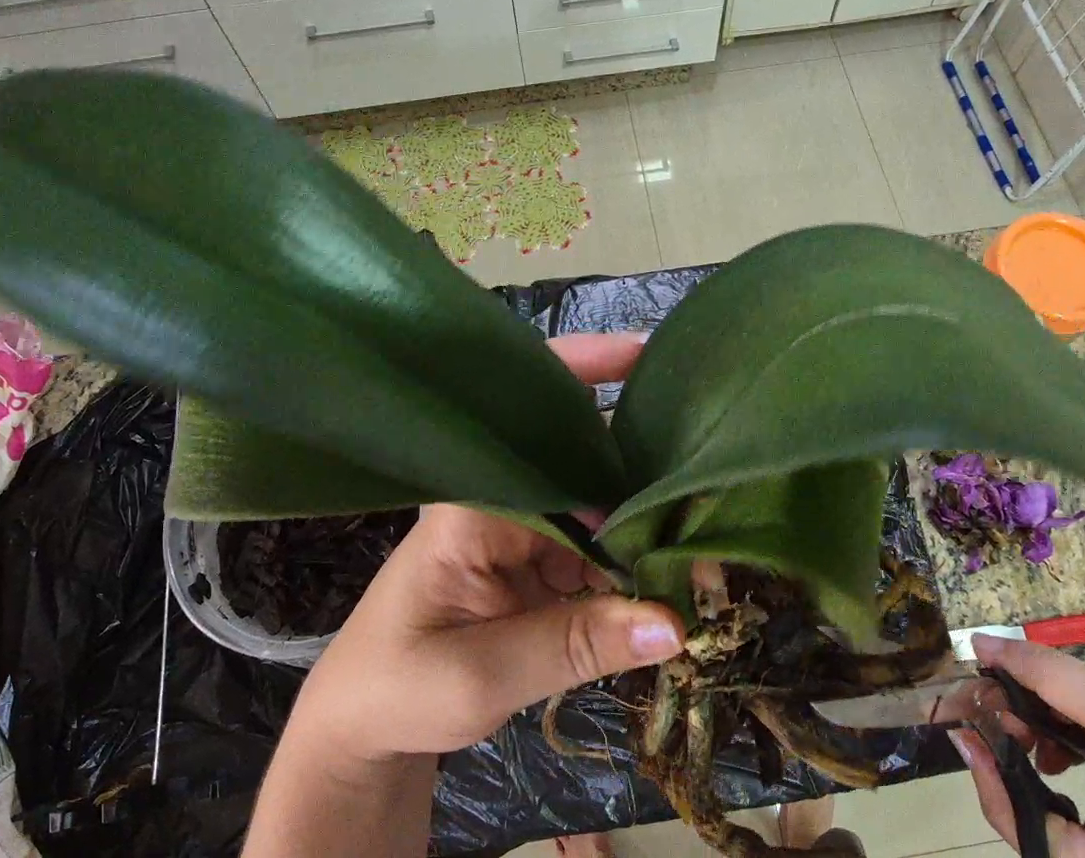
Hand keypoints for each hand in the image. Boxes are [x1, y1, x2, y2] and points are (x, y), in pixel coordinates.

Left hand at [288, 332, 686, 762]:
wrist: (366, 729)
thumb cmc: (399, 690)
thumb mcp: (479, 676)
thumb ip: (575, 645)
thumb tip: (676, 625)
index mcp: (472, 504)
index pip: (530, 420)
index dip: (584, 373)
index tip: (647, 355)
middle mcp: (501, 503)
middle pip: (582, 459)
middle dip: (646, 465)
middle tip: (718, 475)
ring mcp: (523, 533)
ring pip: (599, 505)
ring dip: (649, 523)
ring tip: (714, 535)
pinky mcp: (537, 564)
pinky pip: (598, 548)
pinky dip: (635, 562)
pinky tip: (679, 573)